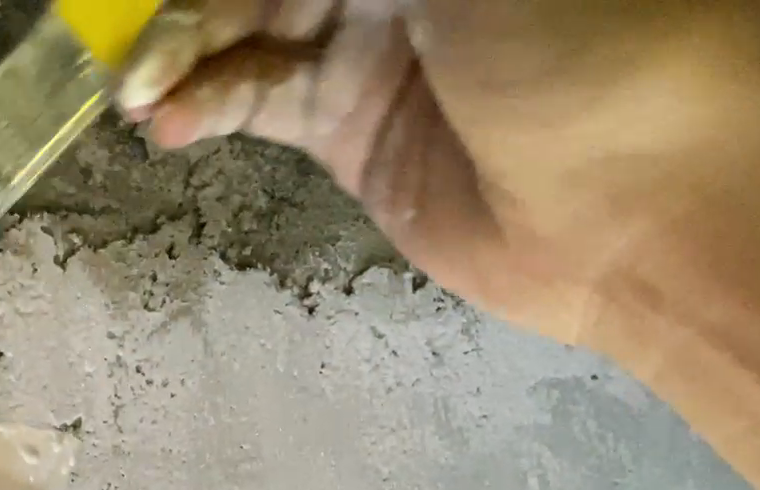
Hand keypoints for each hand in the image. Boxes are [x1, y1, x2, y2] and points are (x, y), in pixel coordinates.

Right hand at [114, 0, 759, 346]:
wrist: (628, 201)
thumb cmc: (582, 44)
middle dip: (193, 13)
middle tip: (130, 61)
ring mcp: (362, 51)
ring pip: (247, 42)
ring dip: (185, 66)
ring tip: (137, 99)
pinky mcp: (341, 127)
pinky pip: (257, 104)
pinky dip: (207, 111)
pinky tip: (167, 127)